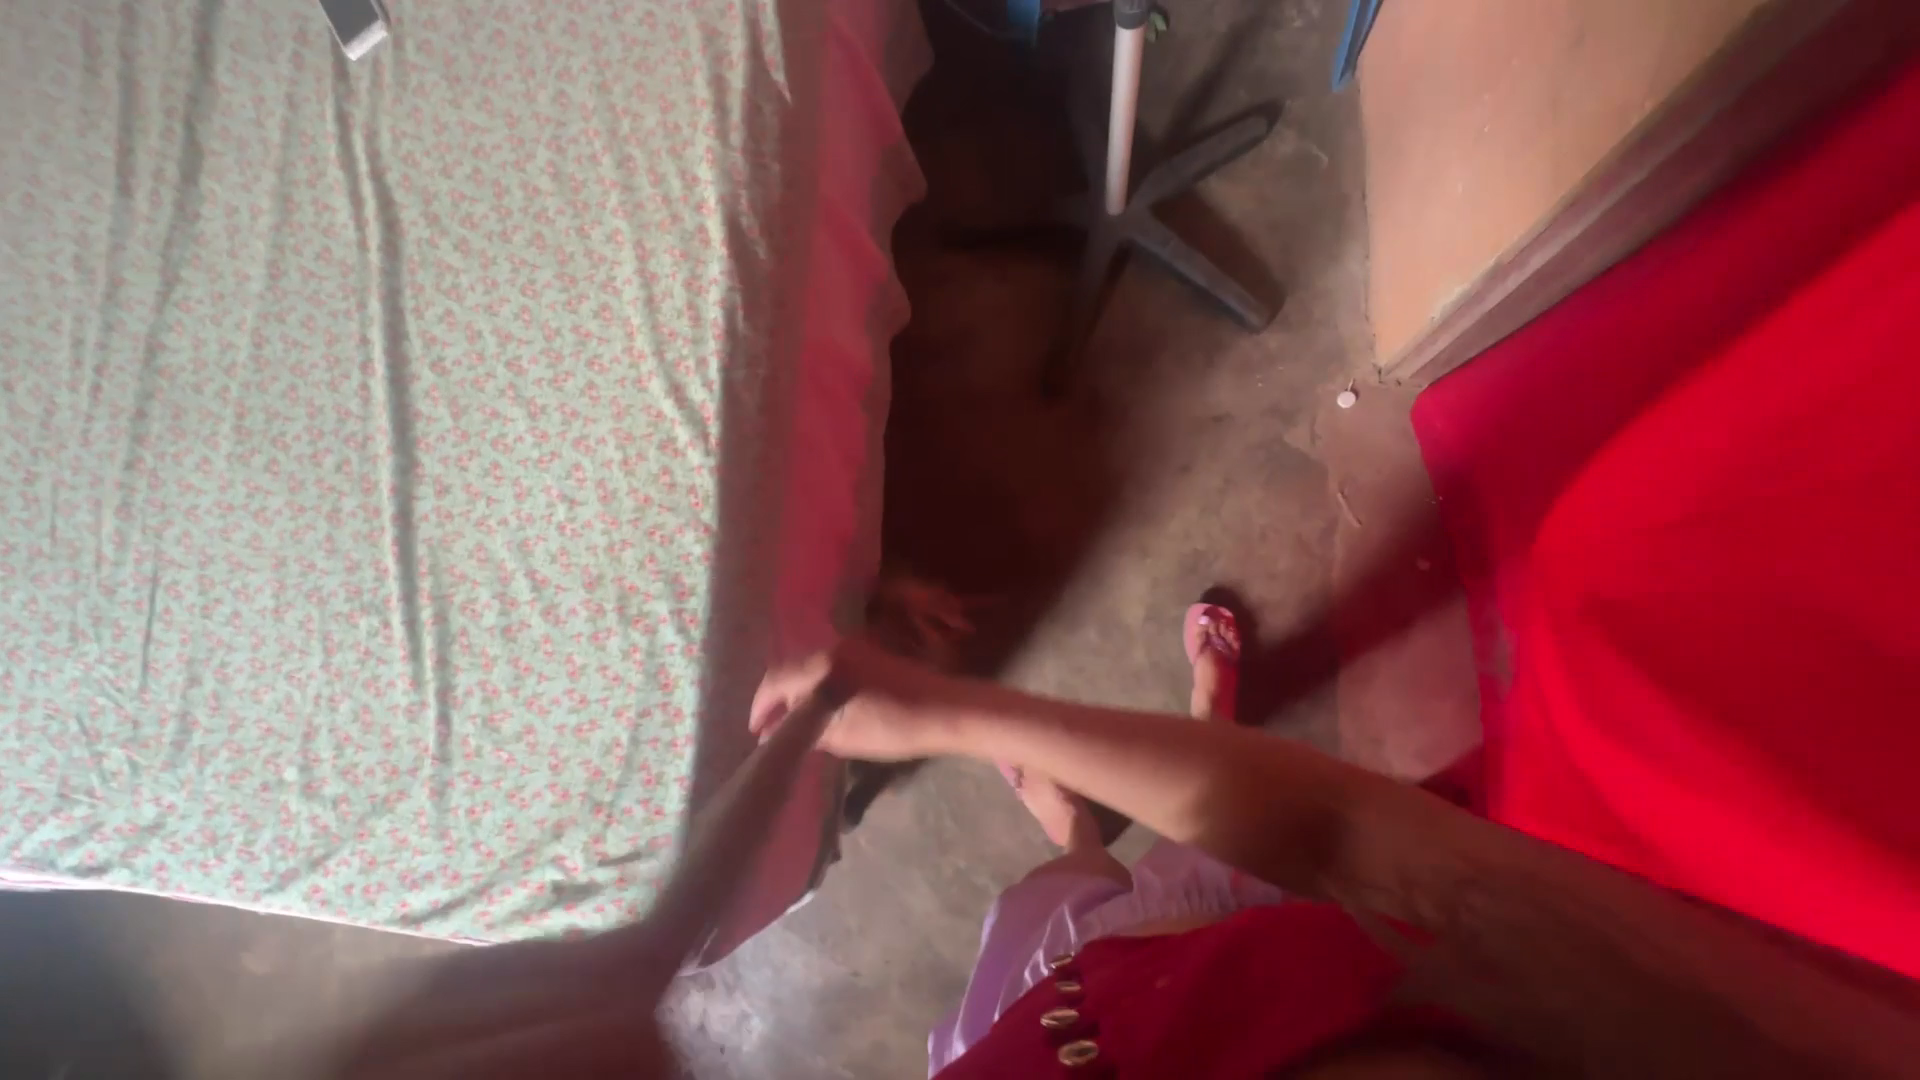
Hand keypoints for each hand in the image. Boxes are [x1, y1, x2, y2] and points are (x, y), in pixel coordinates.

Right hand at [749, 638, 955, 761]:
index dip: (760, 707)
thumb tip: (771, 735)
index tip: (753, 732)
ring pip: (808, 667)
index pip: (775, 681)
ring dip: (796, 692)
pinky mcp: (867, 652)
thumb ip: (803, 732)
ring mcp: (852, 646)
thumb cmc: (893, 728)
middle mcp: (833, 647)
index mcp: (824, 666)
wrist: (945, 710)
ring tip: (791, 723)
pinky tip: (817, 707)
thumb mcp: (843, 737)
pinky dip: (815, 685)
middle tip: (768, 729)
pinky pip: (828, 665)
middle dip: (775, 699)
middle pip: (789, 670)